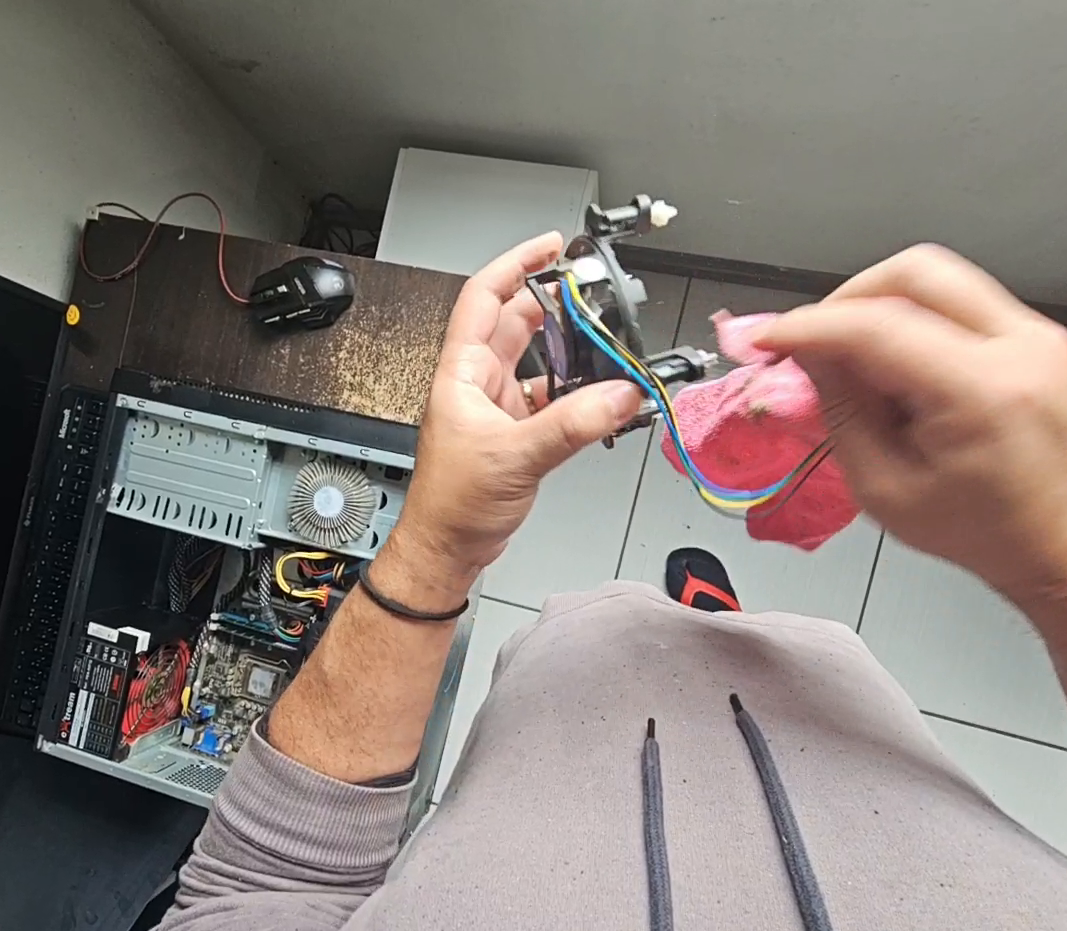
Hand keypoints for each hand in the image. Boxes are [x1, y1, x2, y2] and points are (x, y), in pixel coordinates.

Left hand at [384, 233, 642, 601]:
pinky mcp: (512, 432)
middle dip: (554, 305)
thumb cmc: (451, 504)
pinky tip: (598, 396)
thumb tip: (619, 396)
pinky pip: (548, 399)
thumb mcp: (514, 457)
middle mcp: (477, 384)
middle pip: (516, 324)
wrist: (447, 546)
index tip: (550, 248)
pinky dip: (573, 394)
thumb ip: (571, 425)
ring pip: (536, 362)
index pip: (483, 297)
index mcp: (462, 374)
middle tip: (593, 296)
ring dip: (569, 353)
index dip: (516, 265)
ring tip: (605, 344)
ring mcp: (495, 408)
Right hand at [755, 245, 1066, 599]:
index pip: (877, 326)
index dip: (808, 327)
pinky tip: (884, 364)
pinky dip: (904, 319)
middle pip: (913, 272)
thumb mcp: (882, 487)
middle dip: (844, 299)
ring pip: (934, 278)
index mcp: (980, 392)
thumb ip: (843, 413)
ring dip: (872, 307)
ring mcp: (1034, 333)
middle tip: (808, 341)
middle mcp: (1019, 345)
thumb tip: (809, 357)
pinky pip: (954, 301)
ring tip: (843, 355)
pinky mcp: (1033, 335)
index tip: (764, 341)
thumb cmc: (975, 530)